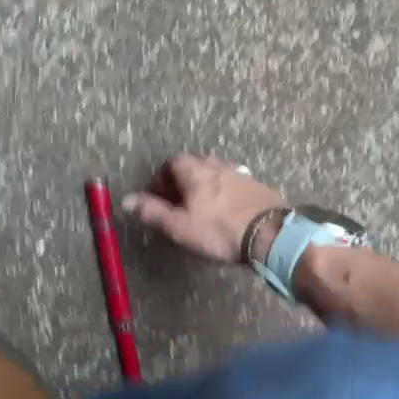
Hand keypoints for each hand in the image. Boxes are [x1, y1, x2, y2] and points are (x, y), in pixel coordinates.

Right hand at [122, 155, 286, 263]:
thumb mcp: (178, 226)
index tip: (159, 196)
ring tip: (203, 206)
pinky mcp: (259, 188)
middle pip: (196, 163)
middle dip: (184, 178)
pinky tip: (227, 211)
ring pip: (218, 172)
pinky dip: (226, 192)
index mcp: (195, 172)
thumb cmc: (219, 230)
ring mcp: (242, 175)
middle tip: (179, 201)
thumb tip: (126, 200)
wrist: (272, 235)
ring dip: (206, 184)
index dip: (162, 177)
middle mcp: (218, 167)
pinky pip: (236, 183)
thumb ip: (151, 212)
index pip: (173, 162)